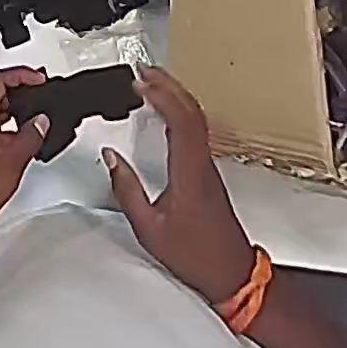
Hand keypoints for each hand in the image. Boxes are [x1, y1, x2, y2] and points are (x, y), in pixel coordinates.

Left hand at [0, 66, 49, 240]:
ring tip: (40, 110)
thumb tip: (41, 121)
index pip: (0, 79)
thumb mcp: (11, 159)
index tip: (40, 77)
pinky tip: (29, 134)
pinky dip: (15, 124)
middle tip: (42, 87)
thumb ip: (30, 136)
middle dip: (22, 87)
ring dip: (19, 107)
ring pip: (0, 108)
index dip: (23, 74)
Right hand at [103, 64, 256, 302]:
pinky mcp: (207, 170)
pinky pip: (196, 128)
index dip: (162, 97)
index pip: (181, 123)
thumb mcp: (149, 229)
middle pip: (192, 112)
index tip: (140, 83)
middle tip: (144, 69)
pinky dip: (179, 108)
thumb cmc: (196, 257)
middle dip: (168, 85)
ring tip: (152, 79)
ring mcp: (208, 165)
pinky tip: (165, 106)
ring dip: (175, 93)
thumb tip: (110, 157)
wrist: (235, 277)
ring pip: (197, 118)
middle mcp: (202, 164)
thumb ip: (126, 190)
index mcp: (189, 175)